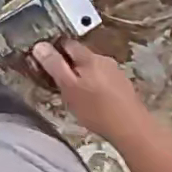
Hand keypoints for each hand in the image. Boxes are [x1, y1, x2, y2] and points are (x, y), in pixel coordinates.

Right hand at [31, 39, 156, 143]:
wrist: (131, 128)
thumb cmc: (96, 109)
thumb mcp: (68, 87)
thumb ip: (54, 65)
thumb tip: (40, 46)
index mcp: (89, 57)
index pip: (67, 42)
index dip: (53, 48)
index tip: (43, 60)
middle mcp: (103, 60)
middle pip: (80, 55)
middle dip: (67, 64)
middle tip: (56, 81)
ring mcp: (115, 72)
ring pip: (92, 68)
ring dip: (82, 75)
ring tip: (74, 94)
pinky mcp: (122, 86)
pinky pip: (102, 79)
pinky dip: (94, 85)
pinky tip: (92, 101)